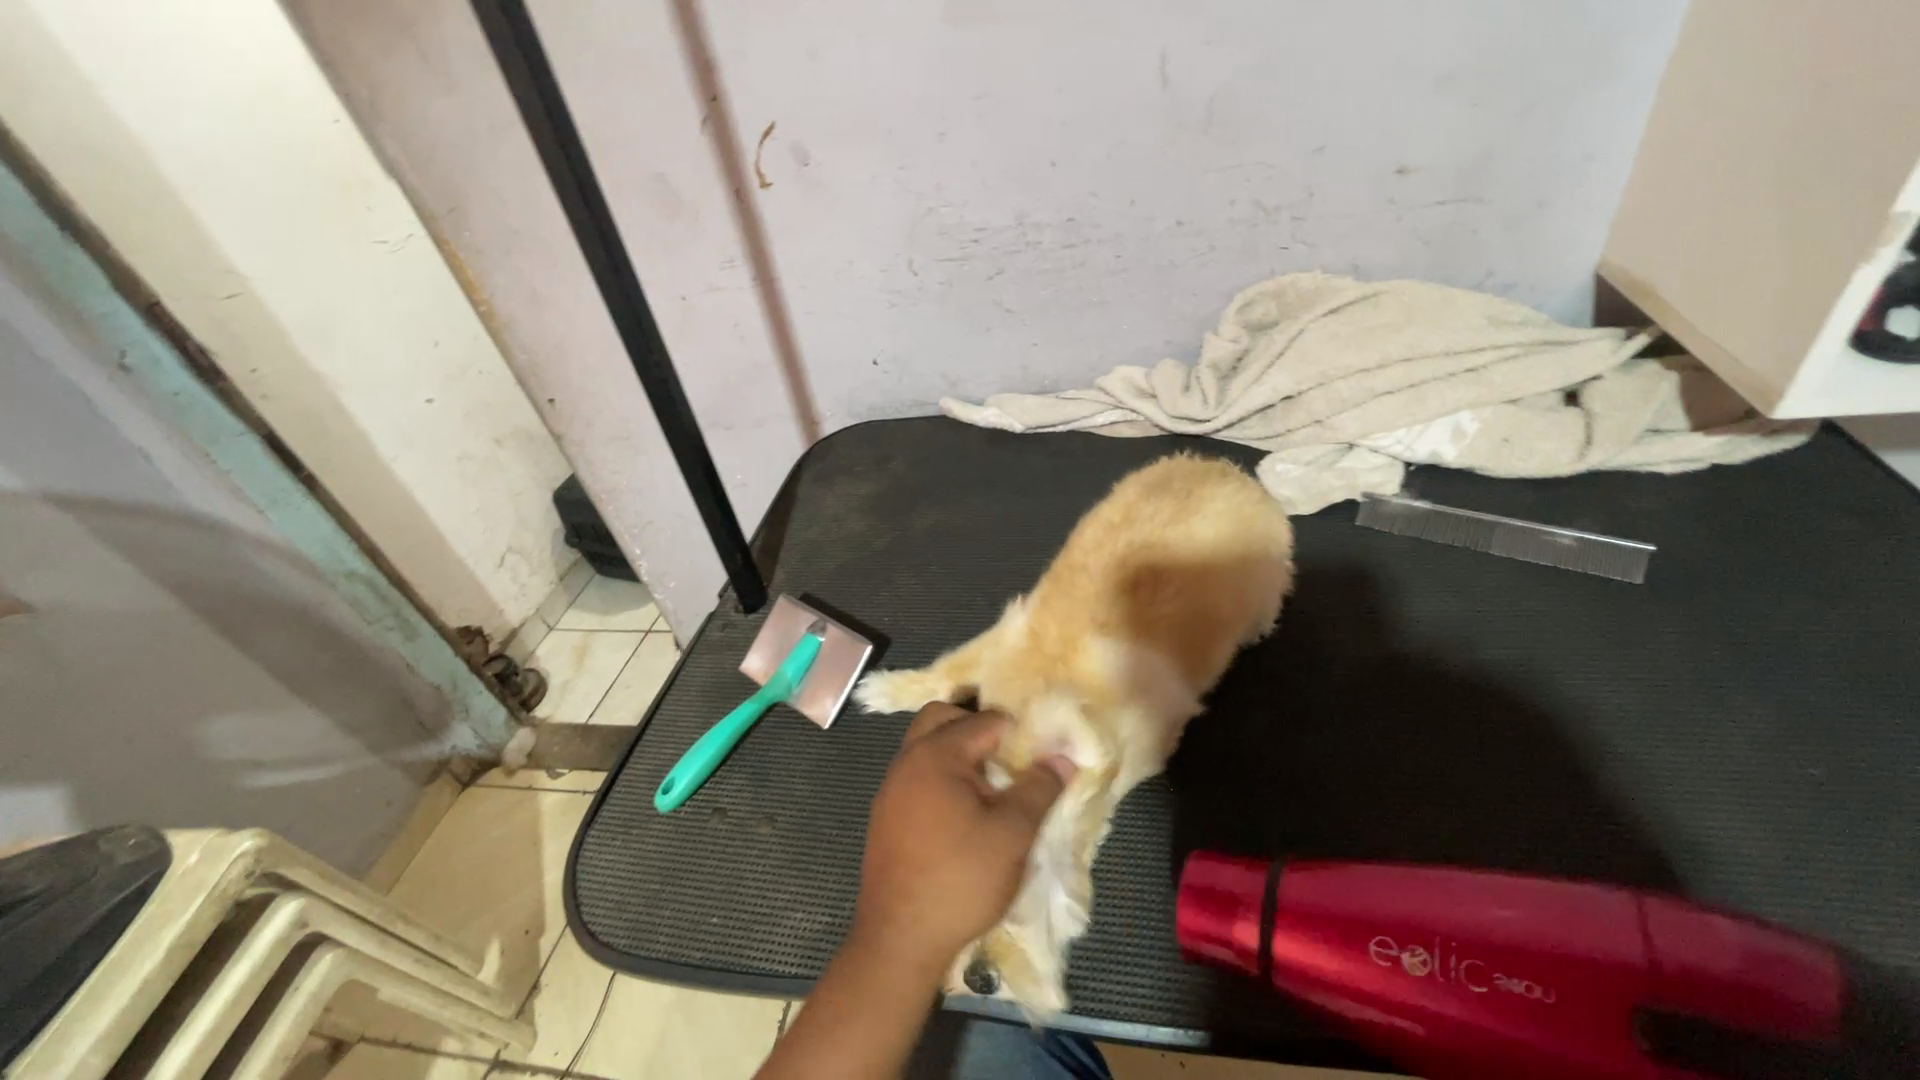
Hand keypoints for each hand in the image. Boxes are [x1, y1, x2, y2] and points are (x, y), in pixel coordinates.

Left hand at [850, 703, 1076, 976]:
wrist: (900, 939)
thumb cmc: (961, 879)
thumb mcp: (1013, 834)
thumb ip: (1039, 788)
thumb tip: (1062, 757)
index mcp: (936, 754)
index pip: (985, 720)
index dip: (1018, 730)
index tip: (1041, 749)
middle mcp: (907, 760)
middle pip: (942, 718)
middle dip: (977, 726)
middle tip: (1010, 756)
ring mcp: (890, 788)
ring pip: (926, 746)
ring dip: (958, 752)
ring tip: (993, 785)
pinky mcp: (885, 815)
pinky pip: (916, 775)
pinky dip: (941, 776)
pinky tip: (964, 811)